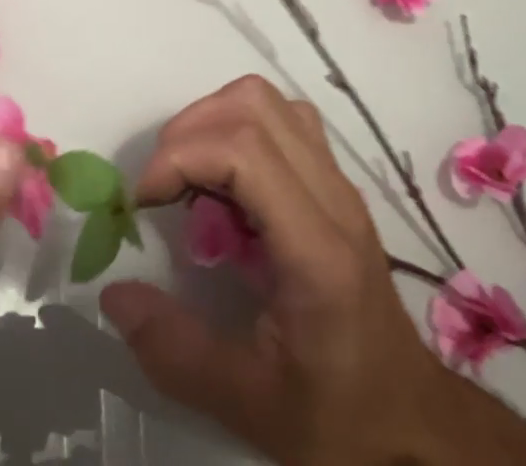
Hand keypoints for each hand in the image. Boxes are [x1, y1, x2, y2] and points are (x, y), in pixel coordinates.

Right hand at [100, 76, 525, 465]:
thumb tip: (112, 294)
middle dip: (187, 133)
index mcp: (316, 251)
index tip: (143, 203)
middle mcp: (334, 202)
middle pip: (255, 107)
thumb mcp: (245, 401)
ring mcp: (339, 189)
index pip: (245, 152)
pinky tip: (221, 191)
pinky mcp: (335, 189)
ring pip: (271, 103)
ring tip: (187, 182)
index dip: (179, 158)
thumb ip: (172, 350)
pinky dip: (235, 134)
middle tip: (160, 189)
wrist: (412, 422)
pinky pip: (282, 124)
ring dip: (211, 123)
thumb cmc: (337, 414)